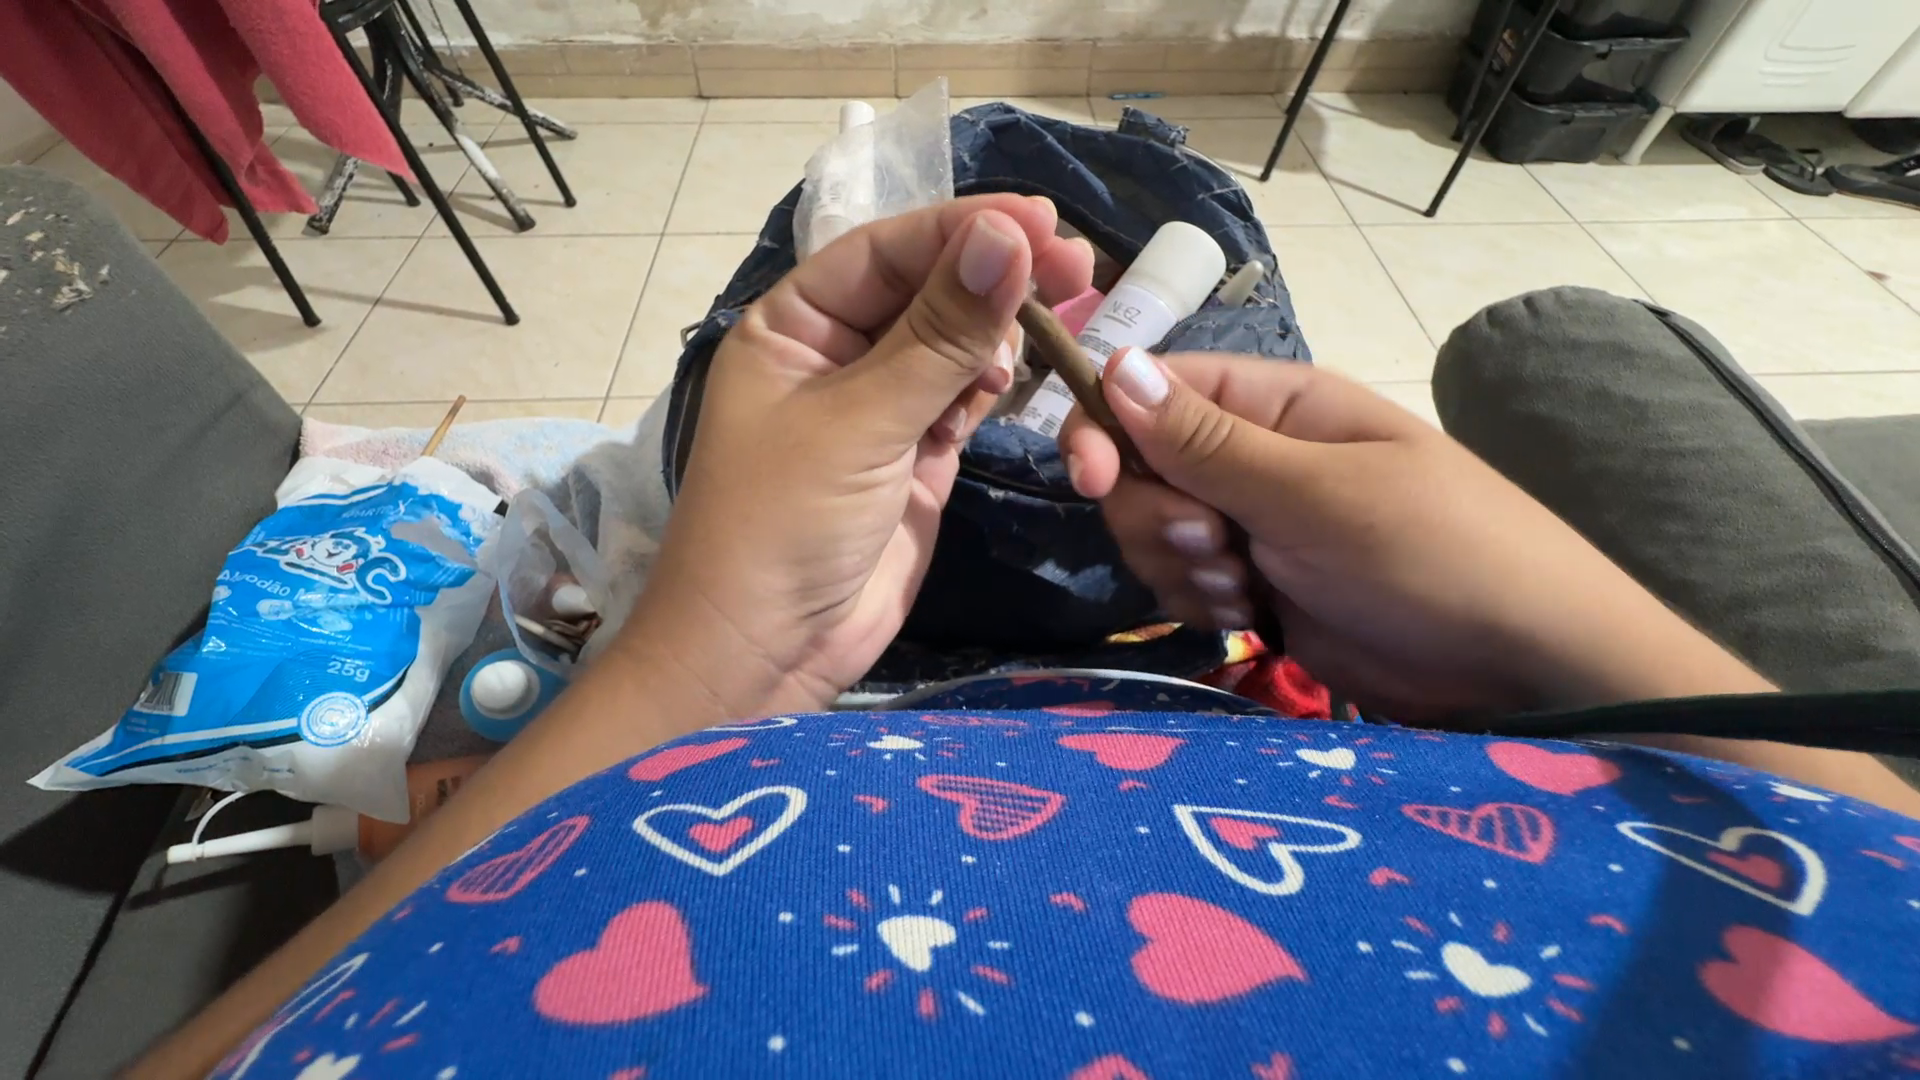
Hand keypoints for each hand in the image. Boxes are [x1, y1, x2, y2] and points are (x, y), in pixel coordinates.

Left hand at [628, 195, 1093, 713]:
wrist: (770, 651)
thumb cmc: (784, 527)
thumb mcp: (859, 424)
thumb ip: (937, 336)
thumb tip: (1008, 238)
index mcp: (794, 326)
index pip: (887, 252)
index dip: (964, 230)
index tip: (1044, 221)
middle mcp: (837, 356)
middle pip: (927, 293)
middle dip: (995, 277)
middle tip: (1076, 263)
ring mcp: (880, 410)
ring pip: (952, 347)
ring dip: (998, 334)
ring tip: (1052, 326)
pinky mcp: (916, 458)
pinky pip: (962, 402)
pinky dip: (989, 390)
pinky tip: (1010, 386)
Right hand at [1061, 350, 1769, 719]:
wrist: (1512, 671)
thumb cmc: (1432, 555)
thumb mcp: (1314, 494)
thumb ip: (1207, 442)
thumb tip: (1117, 366)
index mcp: (1269, 405)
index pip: (1149, 392)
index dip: (1104, 429)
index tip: (1090, 481)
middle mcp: (1246, 456)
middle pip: (1137, 471)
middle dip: (1158, 518)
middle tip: (1218, 545)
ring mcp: (1243, 522)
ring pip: (1150, 533)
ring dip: (1180, 567)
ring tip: (1249, 588)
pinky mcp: (1244, 581)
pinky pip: (1176, 581)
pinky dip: (1198, 601)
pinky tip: (1252, 615)